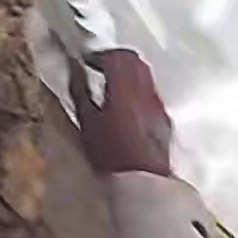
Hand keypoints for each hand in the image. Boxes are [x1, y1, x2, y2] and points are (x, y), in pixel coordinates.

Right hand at [69, 49, 172, 176]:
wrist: (144, 184)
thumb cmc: (110, 154)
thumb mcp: (86, 122)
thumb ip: (79, 90)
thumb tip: (73, 68)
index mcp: (124, 88)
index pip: (115, 57)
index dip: (99, 54)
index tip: (86, 60)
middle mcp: (144, 91)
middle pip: (133, 59)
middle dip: (115, 56)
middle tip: (99, 64)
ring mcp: (157, 103)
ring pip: (145, 73)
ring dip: (128, 69)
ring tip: (111, 80)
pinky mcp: (164, 117)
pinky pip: (151, 90)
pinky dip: (138, 86)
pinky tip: (127, 101)